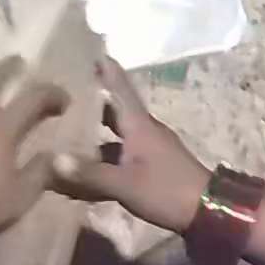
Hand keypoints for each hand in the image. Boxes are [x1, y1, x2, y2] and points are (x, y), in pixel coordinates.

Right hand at [57, 57, 209, 231]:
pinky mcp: (151, 163)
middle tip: (68, 87)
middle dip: (93, 96)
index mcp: (138, 126)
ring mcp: (149, 147)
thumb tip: (53, 160)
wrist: (211, 213)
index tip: (93, 51)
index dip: (107, 71)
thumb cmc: (168, 190)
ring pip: (116, 130)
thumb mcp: (125, 184)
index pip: (120, 90)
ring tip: (68, 122)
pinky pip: (120, 149)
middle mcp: (144, 130)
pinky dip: (102, 148)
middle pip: (114, 107)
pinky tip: (85, 159)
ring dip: (95, 125)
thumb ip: (88, 173)